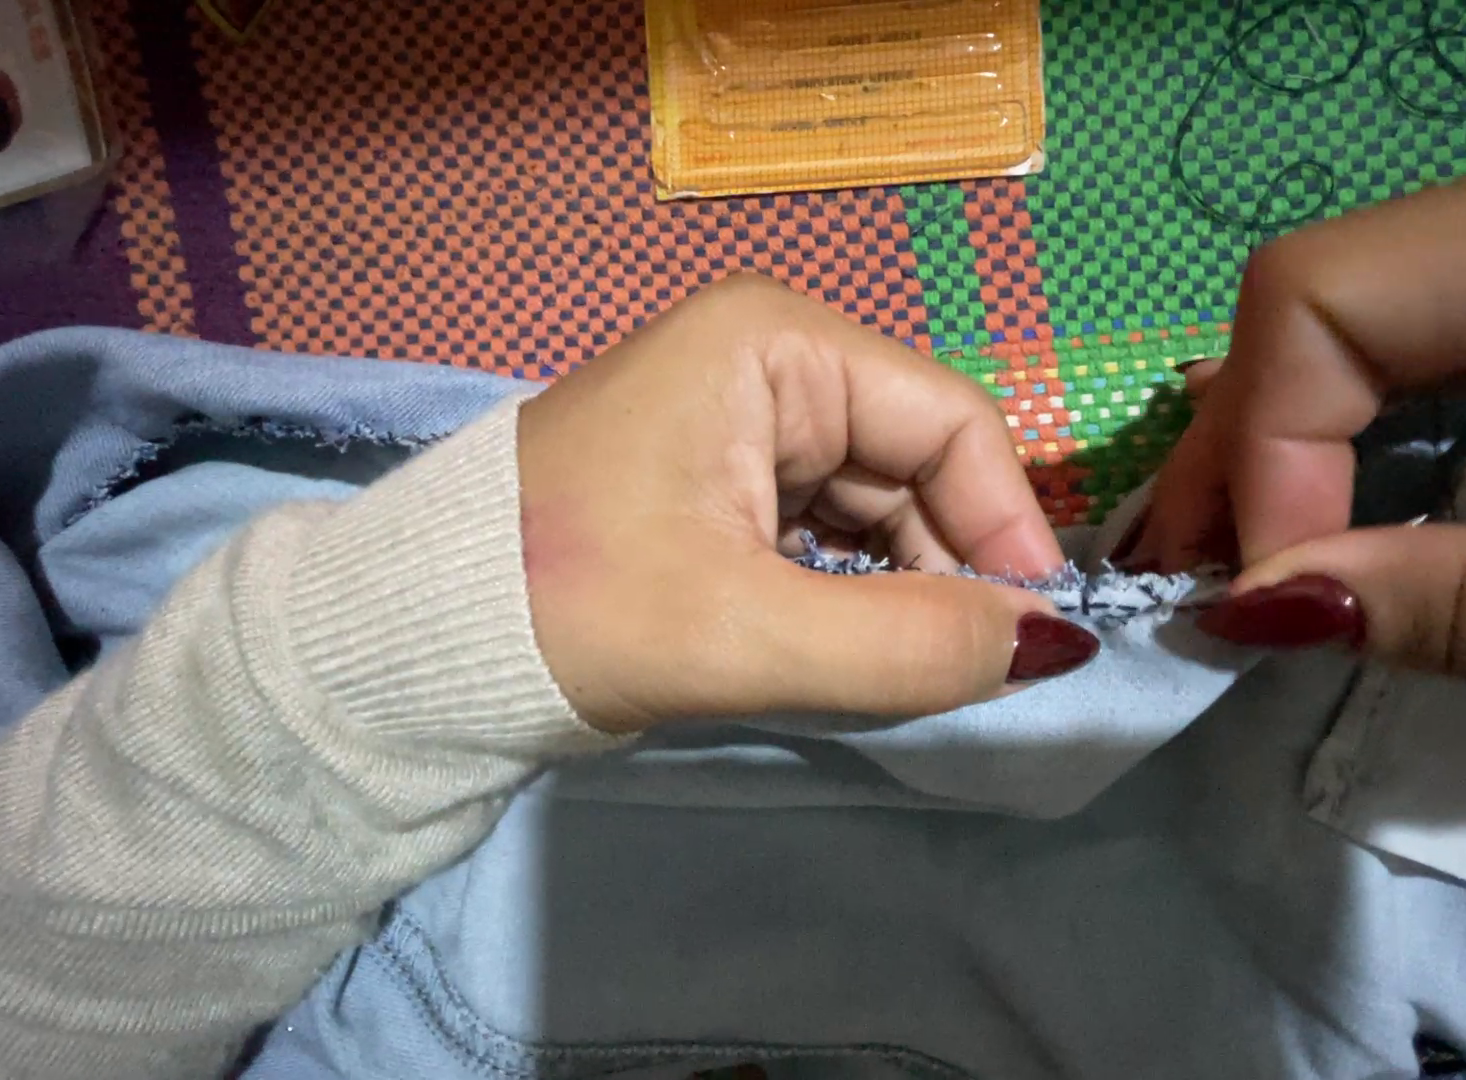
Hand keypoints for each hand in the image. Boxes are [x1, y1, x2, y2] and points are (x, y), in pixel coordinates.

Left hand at [518, 275, 1096, 733]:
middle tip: (963, 666)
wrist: (418, 643)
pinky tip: (846, 640)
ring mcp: (748, 422)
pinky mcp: (728, 480)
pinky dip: (856, 591)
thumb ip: (903, 644)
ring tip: (894, 662)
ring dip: (903, 587)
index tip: (1033, 627)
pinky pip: (831, 532)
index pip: (946, 420)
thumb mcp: (741, 632)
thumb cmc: (569, 608)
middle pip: (917, 464)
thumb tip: (1047, 644)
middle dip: (950, 566)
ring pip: (879, 505)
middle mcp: (769, 364)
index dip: (1005, 523)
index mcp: (774, 346)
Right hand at [1139, 65, 1465, 727]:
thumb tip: (1258, 610)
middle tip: (1186, 575)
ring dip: (1274, 451)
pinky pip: (1425, 347)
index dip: (1260, 441)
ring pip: (1357, 321)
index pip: (1335, 292)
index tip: (1259, 587)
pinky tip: (1323, 510)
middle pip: (1325, 297)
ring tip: (1233, 552)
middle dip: (1238, 453)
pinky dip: (1349, 442)